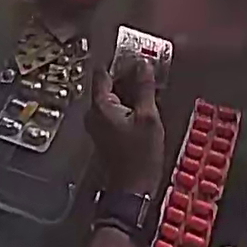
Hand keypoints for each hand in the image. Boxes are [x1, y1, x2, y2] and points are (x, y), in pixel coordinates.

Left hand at [86, 54, 164, 197]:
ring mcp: (99, 124)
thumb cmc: (140, 155)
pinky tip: (147, 104)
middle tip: (150, 70)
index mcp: (101, 106)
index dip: (120, 61)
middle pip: (108, 83)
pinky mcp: (106, 133)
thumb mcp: (148, 117)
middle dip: (129, 75)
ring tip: (152, 86)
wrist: (132, 191)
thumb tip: (144, 64)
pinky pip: (116, 109)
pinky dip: (130, 103)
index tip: (138, 55)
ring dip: (131, 89)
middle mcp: (94, 113)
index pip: (103, 73)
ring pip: (114, 96)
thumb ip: (145, 88)